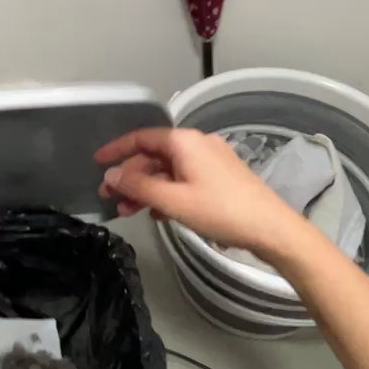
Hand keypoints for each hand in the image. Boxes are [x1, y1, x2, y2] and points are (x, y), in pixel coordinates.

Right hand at [96, 127, 312, 256]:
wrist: (272, 229)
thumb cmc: (221, 211)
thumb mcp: (173, 201)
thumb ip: (138, 187)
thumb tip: (111, 176)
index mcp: (184, 142)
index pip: (141, 138)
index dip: (116, 149)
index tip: (97, 162)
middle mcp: (196, 144)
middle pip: (153, 155)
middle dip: (130, 177)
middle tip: (110, 198)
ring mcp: (210, 160)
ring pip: (167, 170)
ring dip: (146, 189)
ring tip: (129, 212)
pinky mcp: (220, 176)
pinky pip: (183, 178)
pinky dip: (166, 192)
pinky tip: (159, 213)